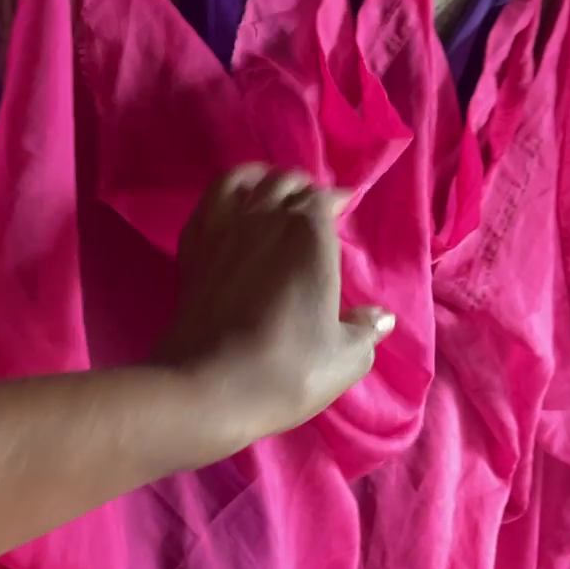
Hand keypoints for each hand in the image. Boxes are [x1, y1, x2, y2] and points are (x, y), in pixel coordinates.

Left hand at [152, 165, 393, 453]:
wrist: (207, 388)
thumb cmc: (285, 371)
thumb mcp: (344, 359)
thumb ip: (365, 331)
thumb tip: (380, 318)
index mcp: (307, 233)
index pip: (323, 198)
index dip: (336, 201)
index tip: (344, 209)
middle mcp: (261, 219)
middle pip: (281, 182)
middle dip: (300, 188)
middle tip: (310, 206)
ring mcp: (220, 233)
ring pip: (237, 182)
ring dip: (257, 180)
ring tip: (266, 192)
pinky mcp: (189, 255)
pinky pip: (204, 209)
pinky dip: (219, 201)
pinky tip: (225, 214)